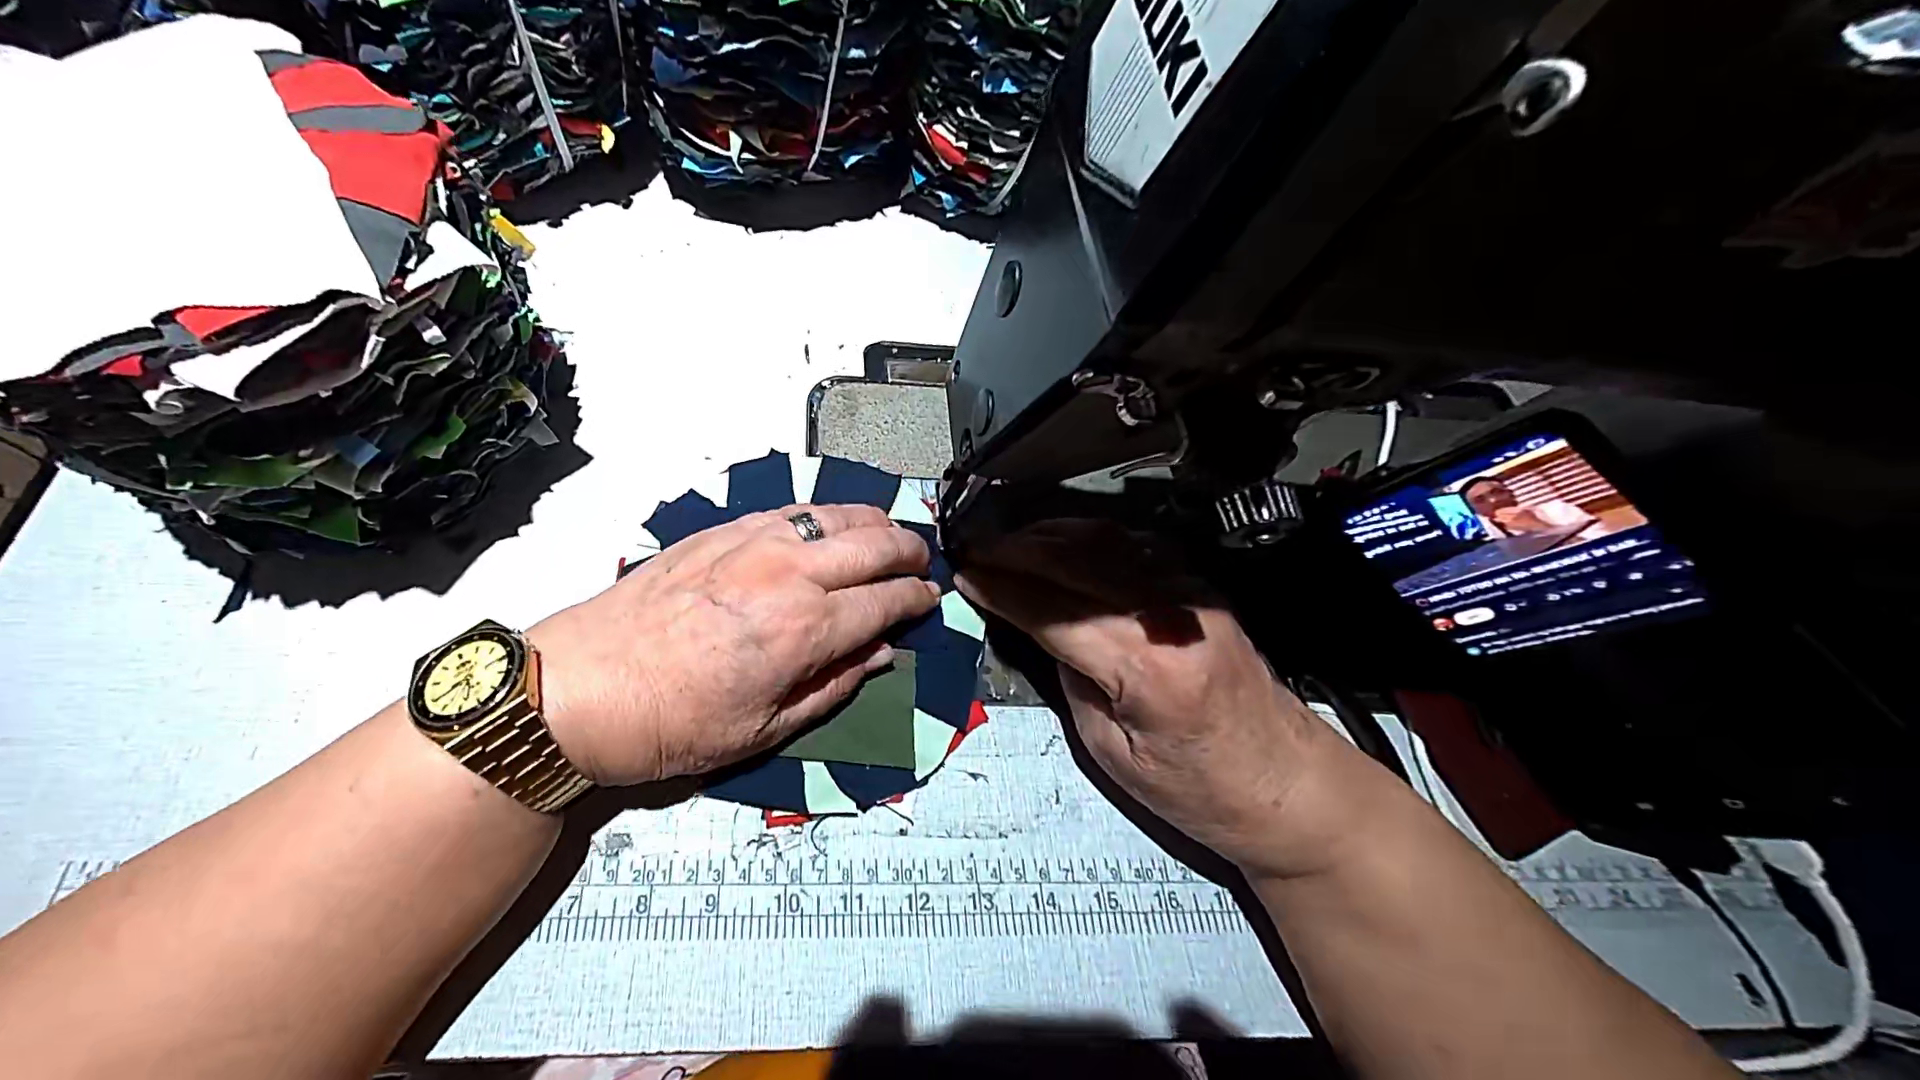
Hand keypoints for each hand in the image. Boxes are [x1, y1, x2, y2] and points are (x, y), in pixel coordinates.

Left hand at [527, 504, 940, 785]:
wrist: (578, 688)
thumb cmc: (672, 723)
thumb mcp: (765, 729)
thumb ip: (833, 686)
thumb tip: (877, 656)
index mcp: (806, 629)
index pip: (886, 601)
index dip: (916, 598)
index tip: (929, 599)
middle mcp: (789, 574)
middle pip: (874, 547)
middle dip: (909, 552)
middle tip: (922, 562)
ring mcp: (755, 544)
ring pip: (837, 515)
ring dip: (875, 522)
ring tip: (890, 532)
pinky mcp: (722, 531)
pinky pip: (792, 509)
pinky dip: (826, 513)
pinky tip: (831, 523)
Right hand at [956, 521, 1391, 880]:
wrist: (1288, 785)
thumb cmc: (1200, 789)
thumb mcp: (1113, 752)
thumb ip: (1073, 679)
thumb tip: (1043, 631)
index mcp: (1143, 666)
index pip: (1049, 608)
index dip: (999, 587)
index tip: (966, 572)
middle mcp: (1169, 614)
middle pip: (1074, 560)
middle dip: (1015, 548)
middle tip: (976, 546)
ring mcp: (1191, 594)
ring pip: (1104, 542)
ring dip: (1049, 535)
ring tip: (1009, 541)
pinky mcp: (1202, 590)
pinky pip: (1133, 548)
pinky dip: (1088, 540)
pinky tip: (1063, 544)